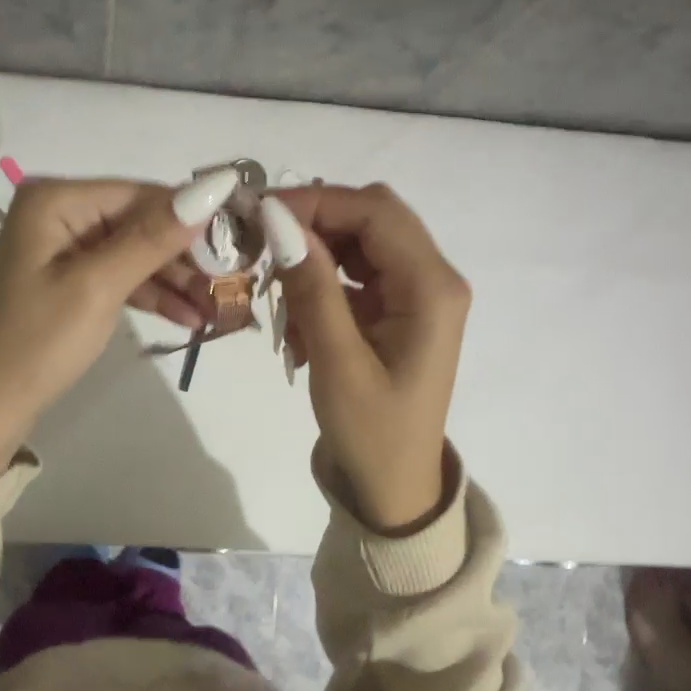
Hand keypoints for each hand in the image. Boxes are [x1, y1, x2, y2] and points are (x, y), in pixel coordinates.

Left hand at [0, 173, 240, 485]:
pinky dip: (151, 296)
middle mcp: (58, 213)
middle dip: (184, 255)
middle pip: (139, 222)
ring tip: (217, 308)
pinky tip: (189, 318)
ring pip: (134, 253)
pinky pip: (120, 278)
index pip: (140, 195)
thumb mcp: (99, 287)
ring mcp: (62, 249)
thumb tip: (211, 186)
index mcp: (55, 200)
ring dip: (175, 281)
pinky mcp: (69, 281)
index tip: (240, 244)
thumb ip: (153, 238)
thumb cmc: (41, 343)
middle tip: (232, 283)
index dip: (190, 217)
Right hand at [262, 184, 471, 533]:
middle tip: (260, 252)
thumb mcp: (337, 362)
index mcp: (432, 287)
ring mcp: (416, 297)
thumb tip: (278, 221)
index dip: (316, 203)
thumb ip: (312, 287)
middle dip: (313, 229)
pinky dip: (321, 292)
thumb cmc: (371, 433)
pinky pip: (355, 281)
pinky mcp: (397, 316)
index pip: (375, 212)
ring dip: (314, 264)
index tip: (258, 217)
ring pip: (359, 248)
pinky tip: (298, 330)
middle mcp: (432, 280)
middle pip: (370, 221)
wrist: (393, 487)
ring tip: (280, 306)